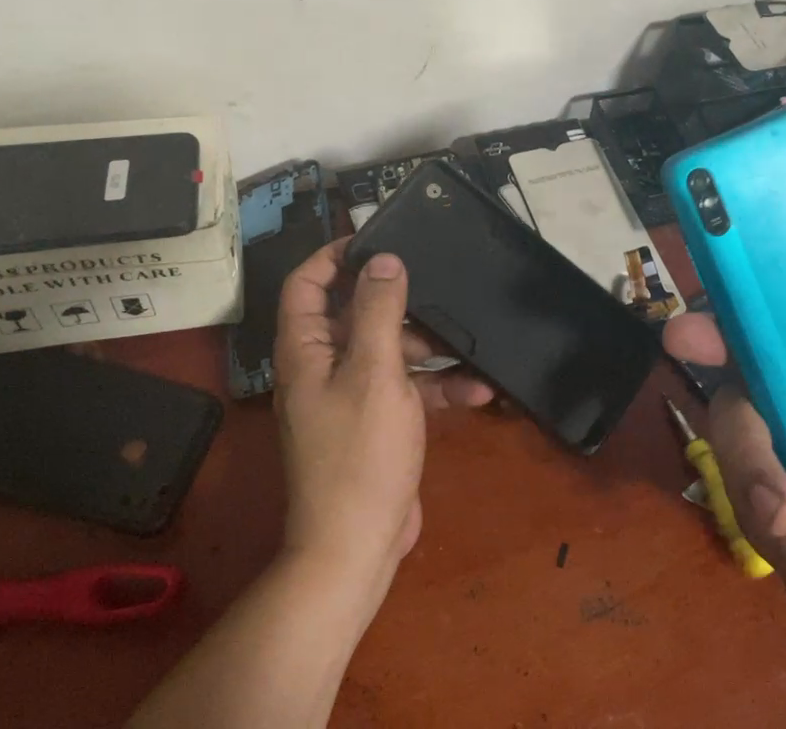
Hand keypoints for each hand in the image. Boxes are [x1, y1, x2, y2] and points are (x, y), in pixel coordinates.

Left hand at [273, 239, 492, 588]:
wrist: (356, 545)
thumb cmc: (359, 453)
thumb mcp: (374, 372)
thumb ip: (379, 311)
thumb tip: (382, 259)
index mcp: (306, 349)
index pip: (307, 285)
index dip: (334, 257)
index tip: (376, 240)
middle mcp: (323, 367)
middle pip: (357, 316)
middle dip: (400, 305)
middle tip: (441, 289)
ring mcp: (350, 398)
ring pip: (389, 353)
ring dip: (429, 349)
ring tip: (471, 341)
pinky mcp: (377, 425)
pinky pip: (406, 392)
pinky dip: (437, 389)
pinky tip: (479, 393)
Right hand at [661, 308, 785, 616]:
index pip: (750, 336)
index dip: (708, 331)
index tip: (684, 337)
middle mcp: (777, 408)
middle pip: (730, 417)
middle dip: (748, 464)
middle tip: (781, 513)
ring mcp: (767, 464)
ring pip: (740, 487)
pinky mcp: (769, 518)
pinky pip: (763, 540)